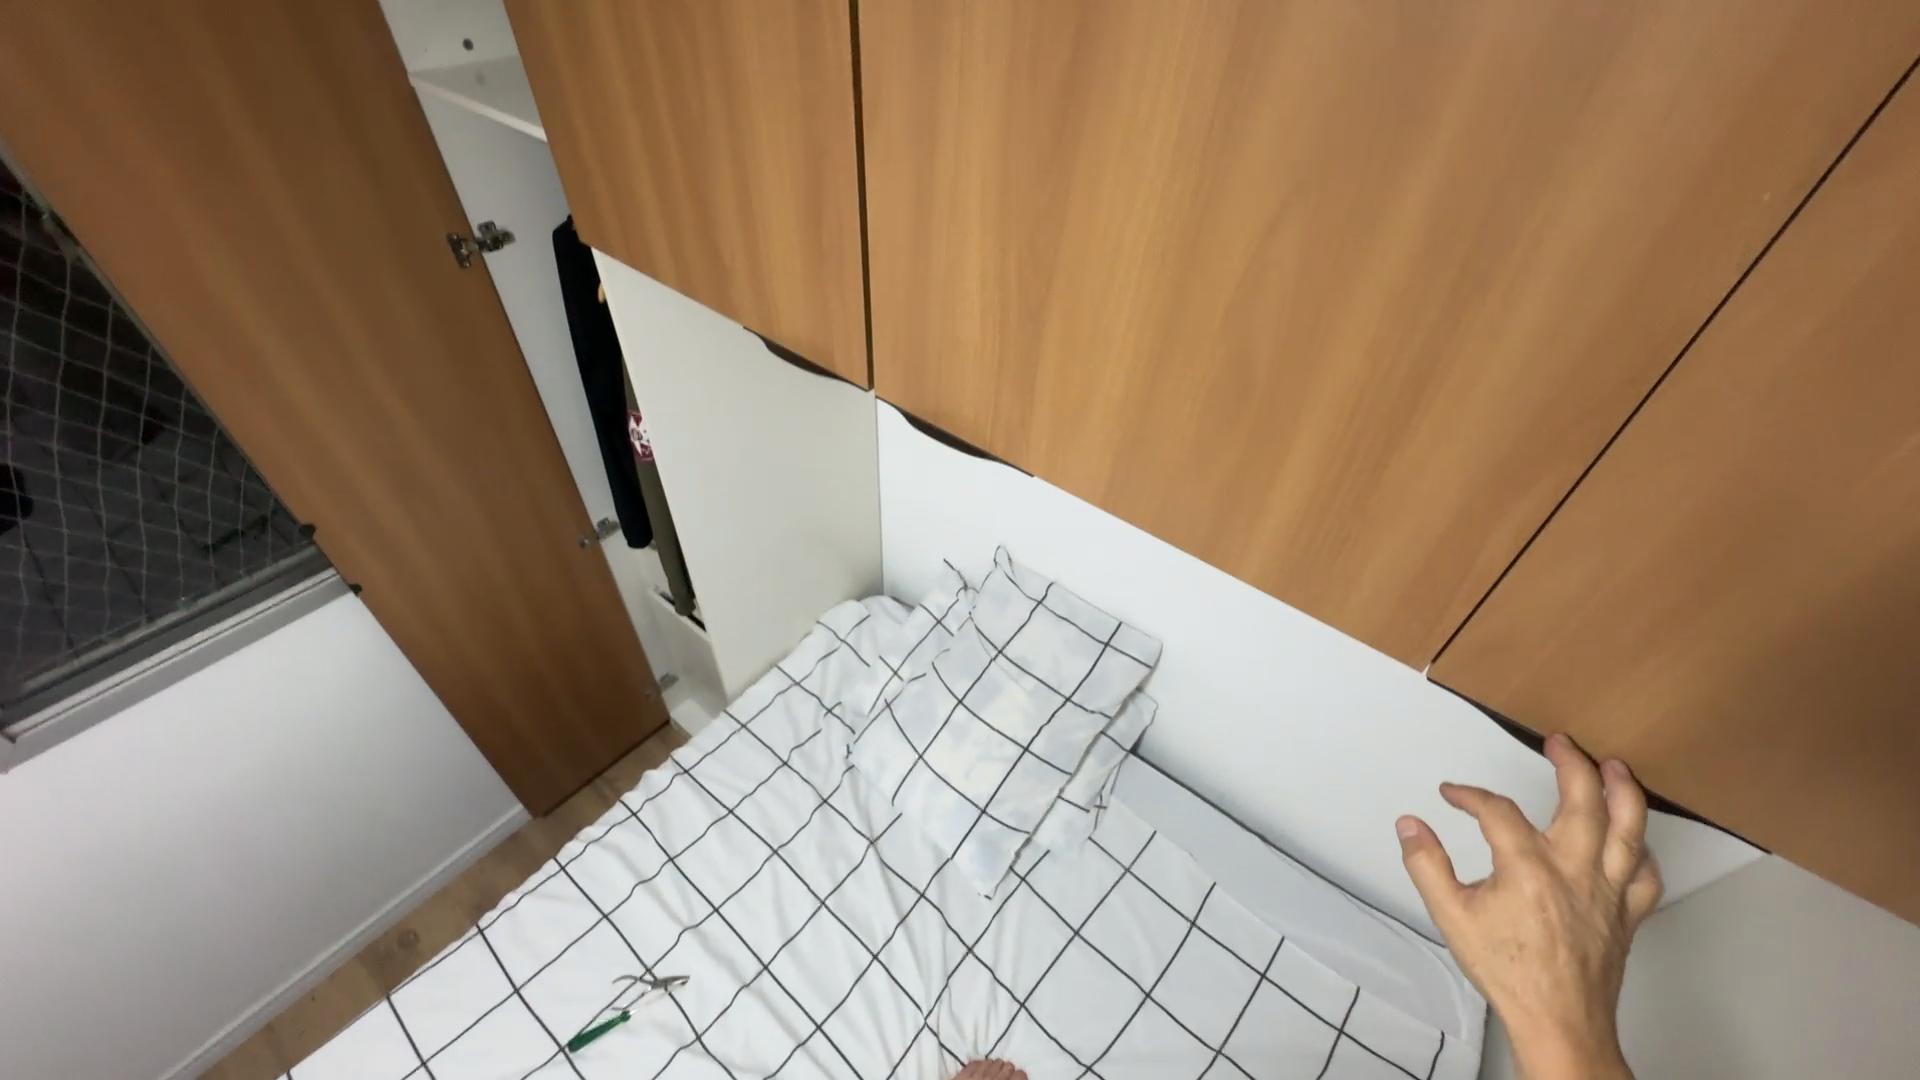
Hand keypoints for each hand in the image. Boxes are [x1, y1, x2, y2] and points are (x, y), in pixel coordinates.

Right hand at [1396, 734, 1662, 1079]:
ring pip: (1628, 832)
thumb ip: (1425, 863)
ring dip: (1623, 794)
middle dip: (1574, 766)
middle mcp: (1574, 872)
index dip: (1471, 795)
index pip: (1498, 812)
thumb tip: (1410, 824)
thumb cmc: (1506, 970)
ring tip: (1616, 767)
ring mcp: (1607, 893)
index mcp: (1528, 869)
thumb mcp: (1449, 915)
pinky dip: (1641, 849)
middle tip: (1561, 742)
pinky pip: (1645, 875)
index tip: (1453, 794)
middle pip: (1584, 804)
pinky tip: (1634, 838)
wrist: (1559, 1023)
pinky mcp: (1627, 916)